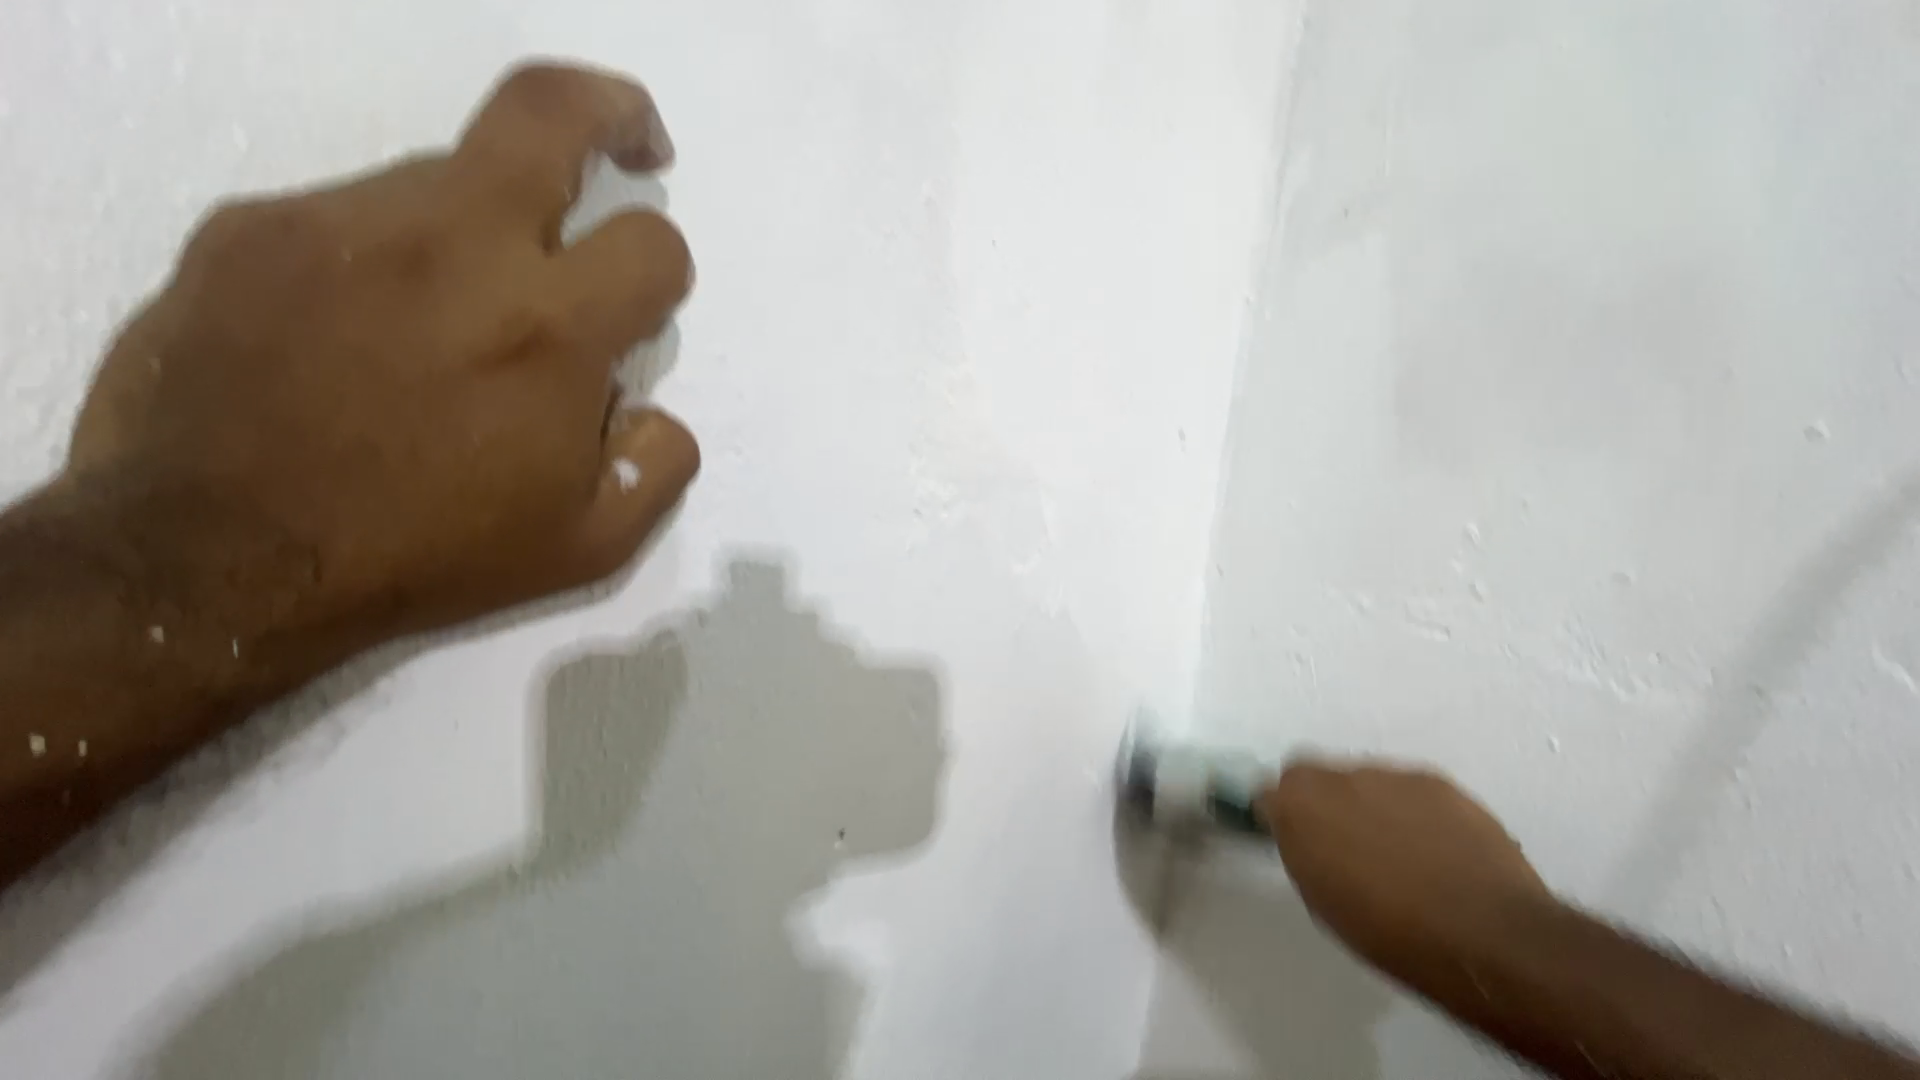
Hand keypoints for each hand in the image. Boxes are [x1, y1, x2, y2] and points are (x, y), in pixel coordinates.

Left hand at [60, 61, 696, 656]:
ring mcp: (345, 224)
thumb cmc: (430, 556)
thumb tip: (652, 405)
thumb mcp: (593, 545)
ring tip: (467, 314)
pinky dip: (404, 254)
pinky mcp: (257, 228)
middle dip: (615, 112)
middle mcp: (455, 247)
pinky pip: (363, 213)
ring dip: (498, 225)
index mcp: (550, 330)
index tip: (644, 306)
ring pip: (456, 175)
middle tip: (637, 143)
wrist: (217, 562)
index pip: (651, 245)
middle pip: (549, 111)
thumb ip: (660, 462)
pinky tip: (377, 329)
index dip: (665, 271)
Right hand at [1259, 760, 1551, 970]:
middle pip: (1312, 775)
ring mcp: (1389, 774)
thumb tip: (1309, 840)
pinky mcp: (1437, 779)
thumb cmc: (1389, 933)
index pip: (1267, 792)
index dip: (1280, 815)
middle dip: (1320, 800)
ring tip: (1402, 850)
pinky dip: (1413, 810)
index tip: (1294, 839)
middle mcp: (1336, 778)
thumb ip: (1305, 854)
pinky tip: (1437, 848)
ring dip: (1369, 804)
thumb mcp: (1322, 901)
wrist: (1486, 934)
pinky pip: (1409, 788)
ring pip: (1363, 779)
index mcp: (1296, 808)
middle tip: (1344, 841)